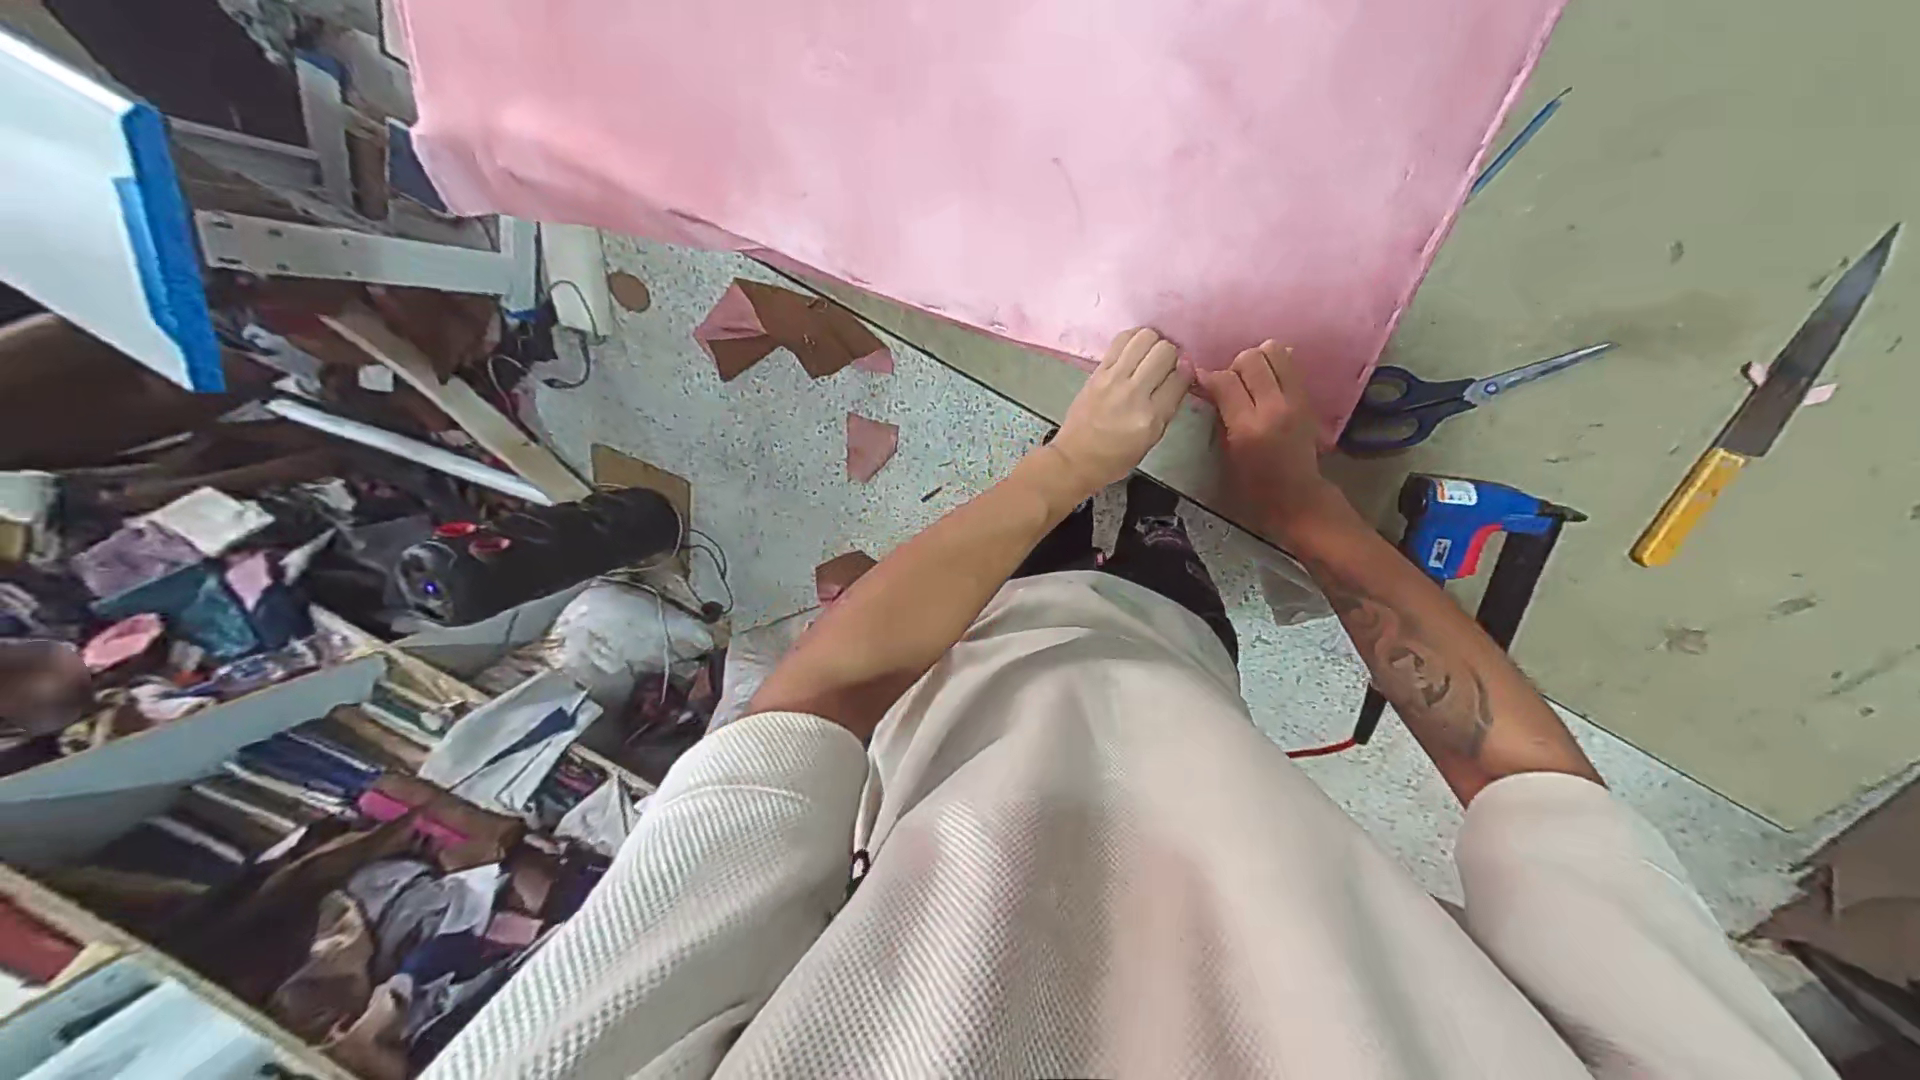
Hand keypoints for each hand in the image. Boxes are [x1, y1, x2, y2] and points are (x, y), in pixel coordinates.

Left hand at [1044, 327, 1193, 494]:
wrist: (1075, 458)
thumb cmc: (1116, 457)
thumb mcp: (1152, 439)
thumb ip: (1168, 406)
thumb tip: (1181, 373)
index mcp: (1151, 417)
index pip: (1181, 377)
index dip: (1185, 371)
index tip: (1181, 373)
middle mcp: (1133, 394)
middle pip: (1164, 351)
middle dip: (1171, 354)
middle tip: (1165, 364)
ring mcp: (1113, 380)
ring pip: (1144, 338)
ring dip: (1153, 342)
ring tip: (1149, 354)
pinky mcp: (1097, 372)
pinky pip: (1121, 341)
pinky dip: (1133, 339)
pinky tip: (1134, 350)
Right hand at [1199, 341, 1344, 539]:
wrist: (1296, 497)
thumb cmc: (1252, 485)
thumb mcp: (1226, 454)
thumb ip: (1219, 417)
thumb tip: (1207, 388)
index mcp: (1249, 427)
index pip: (1226, 381)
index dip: (1207, 377)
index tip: (1199, 382)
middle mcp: (1275, 407)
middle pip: (1252, 358)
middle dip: (1234, 367)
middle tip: (1229, 386)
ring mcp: (1296, 400)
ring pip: (1275, 352)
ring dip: (1257, 361)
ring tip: (1249, 381)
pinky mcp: (1308, 398)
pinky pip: (1289, 365)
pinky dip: (1274, 367)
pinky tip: (1265, 384)